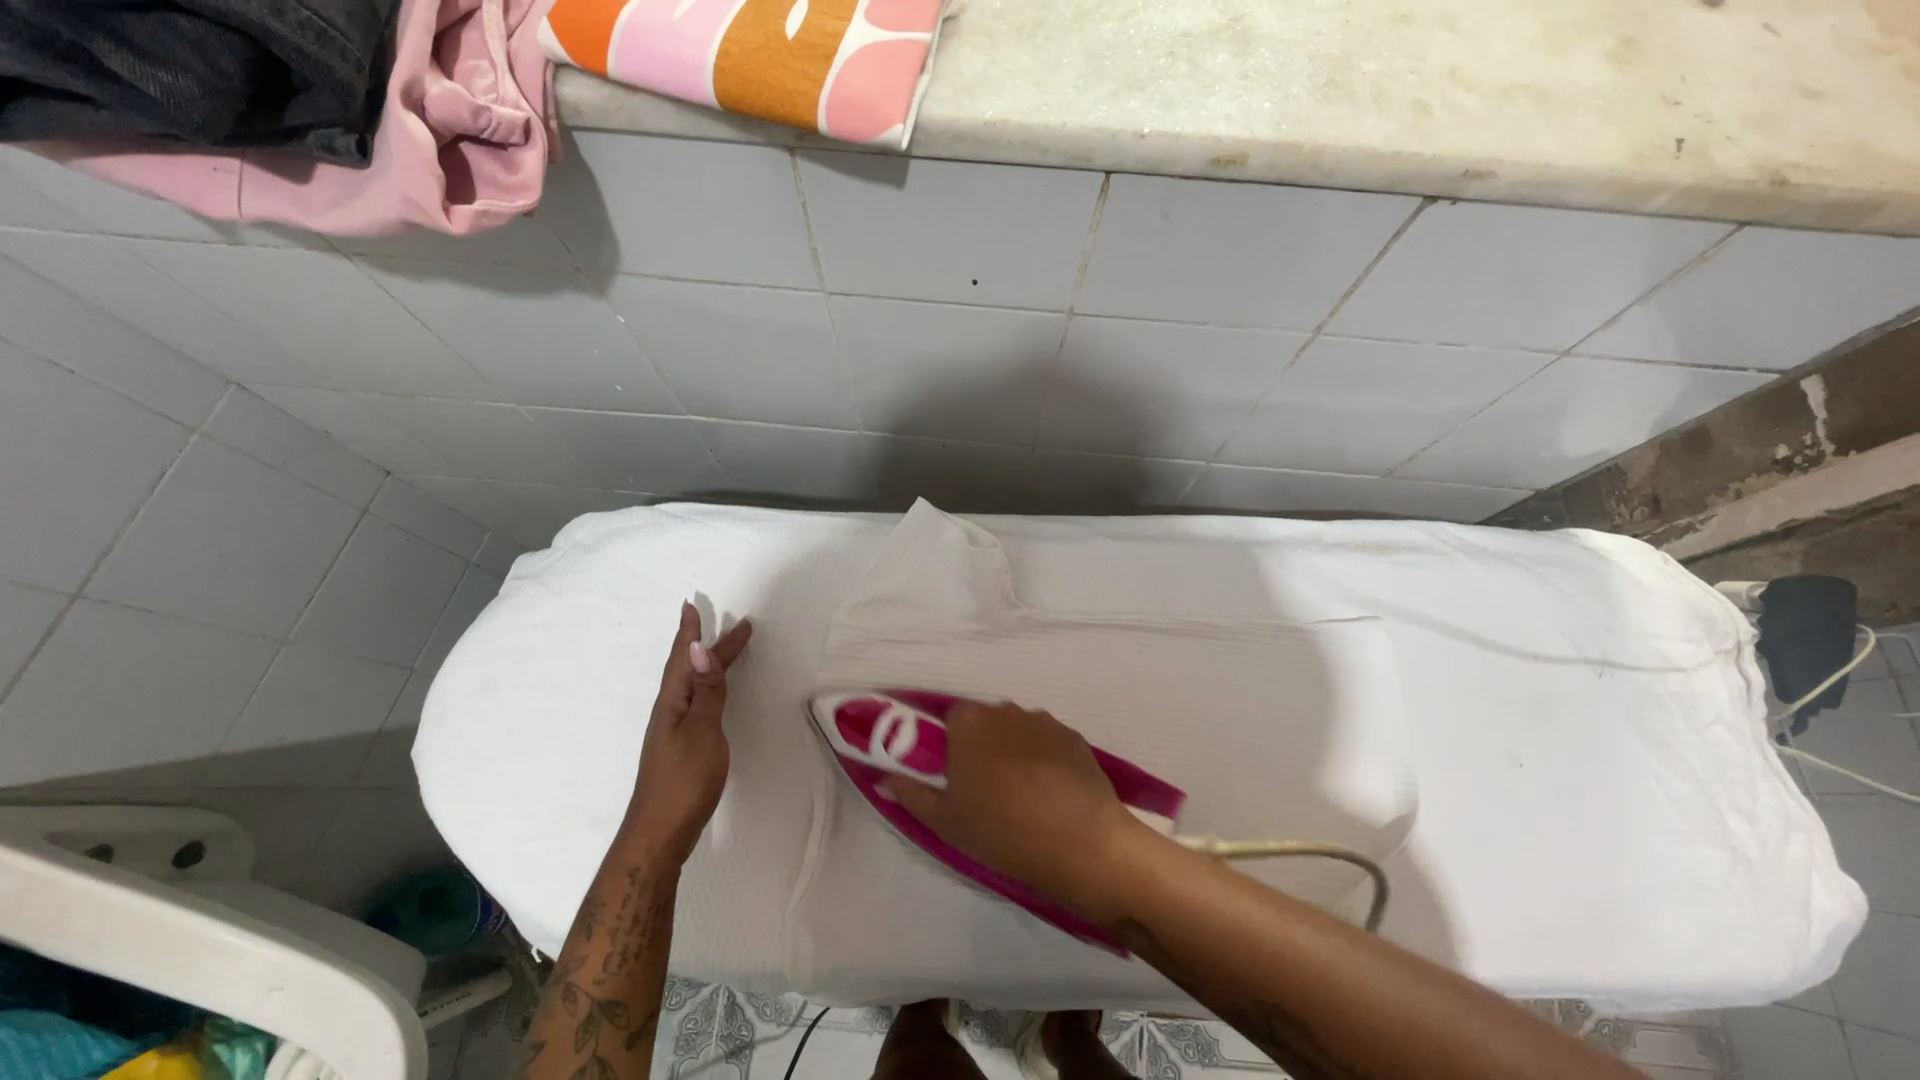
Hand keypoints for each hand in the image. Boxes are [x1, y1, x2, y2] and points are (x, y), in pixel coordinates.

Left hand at [628, 602, 752, 864]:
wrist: (661, 832)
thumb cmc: (684, 780)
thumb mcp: (702, 732)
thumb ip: (706, 692)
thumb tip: (699, 649)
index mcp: (673, 703)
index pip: (684, 659)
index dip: (690, 633)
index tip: (693, 604)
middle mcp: (669, 712)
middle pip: (686, 669)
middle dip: (700, 643)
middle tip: (710, 617)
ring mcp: (672, 731)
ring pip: (688, 685)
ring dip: (701, 663)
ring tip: (712, 648)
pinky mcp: (680, 748)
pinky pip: (693, 702)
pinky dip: (703, 687)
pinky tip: (707, 696)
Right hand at [882, 701, 1152, 925]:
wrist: (1079, 842)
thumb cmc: (1000, 829)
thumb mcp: (944, 820)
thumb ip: (911, 794)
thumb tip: (884, 780)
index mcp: (970, 723)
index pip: (951, 719)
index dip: (950, 747)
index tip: (954, 778)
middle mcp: (1007, 711)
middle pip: (987, 723)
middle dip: (983, 748)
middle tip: (984, 791)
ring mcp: (1046, 723)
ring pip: (1019, 733)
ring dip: (1015, 753)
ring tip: (1022, 797)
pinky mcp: (1076, 739)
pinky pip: (1049, 745)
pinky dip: (1045, 762)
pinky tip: (1050, 796)